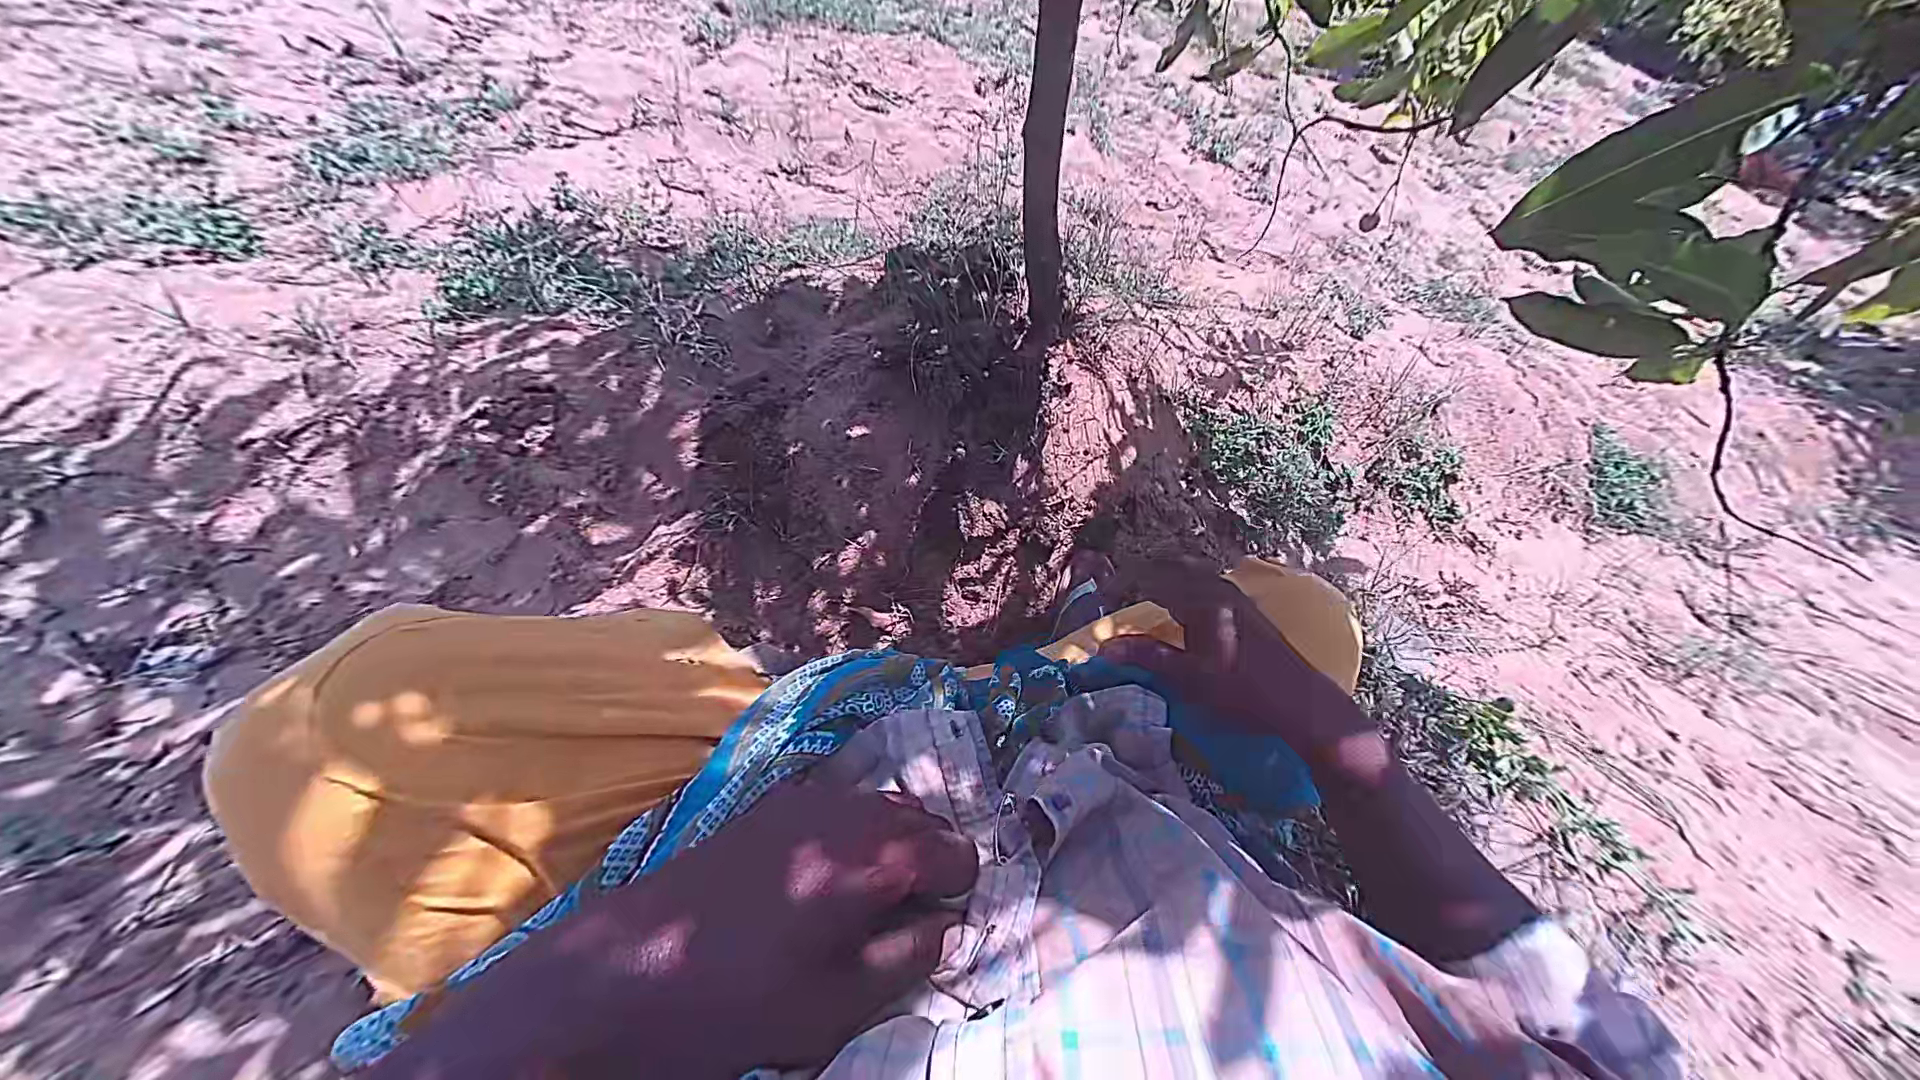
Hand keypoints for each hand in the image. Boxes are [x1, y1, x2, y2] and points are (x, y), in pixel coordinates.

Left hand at [374, 781, 978, 1079]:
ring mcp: (810, 800)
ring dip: (900, 834)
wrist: (630, 967)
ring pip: (884, 802)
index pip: (952, 854)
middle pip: (923, 818)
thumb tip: (946, 925)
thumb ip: (904, 958)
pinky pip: (844, 798)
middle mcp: (849, 815)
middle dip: (935, 854)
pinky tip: (838, 858)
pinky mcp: (776, 801)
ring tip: (884, 881)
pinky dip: (862, 821)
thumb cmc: (738, 1001)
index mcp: (872, 864)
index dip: (962, 885)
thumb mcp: (833, 1006)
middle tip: (923, 900)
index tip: (950, 914)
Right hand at [1099, 558, 1371, 765]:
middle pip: (1170, 567)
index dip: (1121, 585)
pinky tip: (1180, 608)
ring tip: (1142, 598)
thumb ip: (1147, 656)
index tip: (1100, 598)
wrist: (1304, 705)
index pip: (1150, 579)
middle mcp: (1218, 588)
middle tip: (1117, 594)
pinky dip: (1182, 586)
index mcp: (1202, 600)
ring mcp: (1235, 595)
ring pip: (1189, 573)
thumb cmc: (1244, 693)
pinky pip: (1204, 582)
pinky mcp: (1245, 607)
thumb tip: (1104, 646)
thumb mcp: (1189, 678)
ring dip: (1163, 580)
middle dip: (1140, 576)